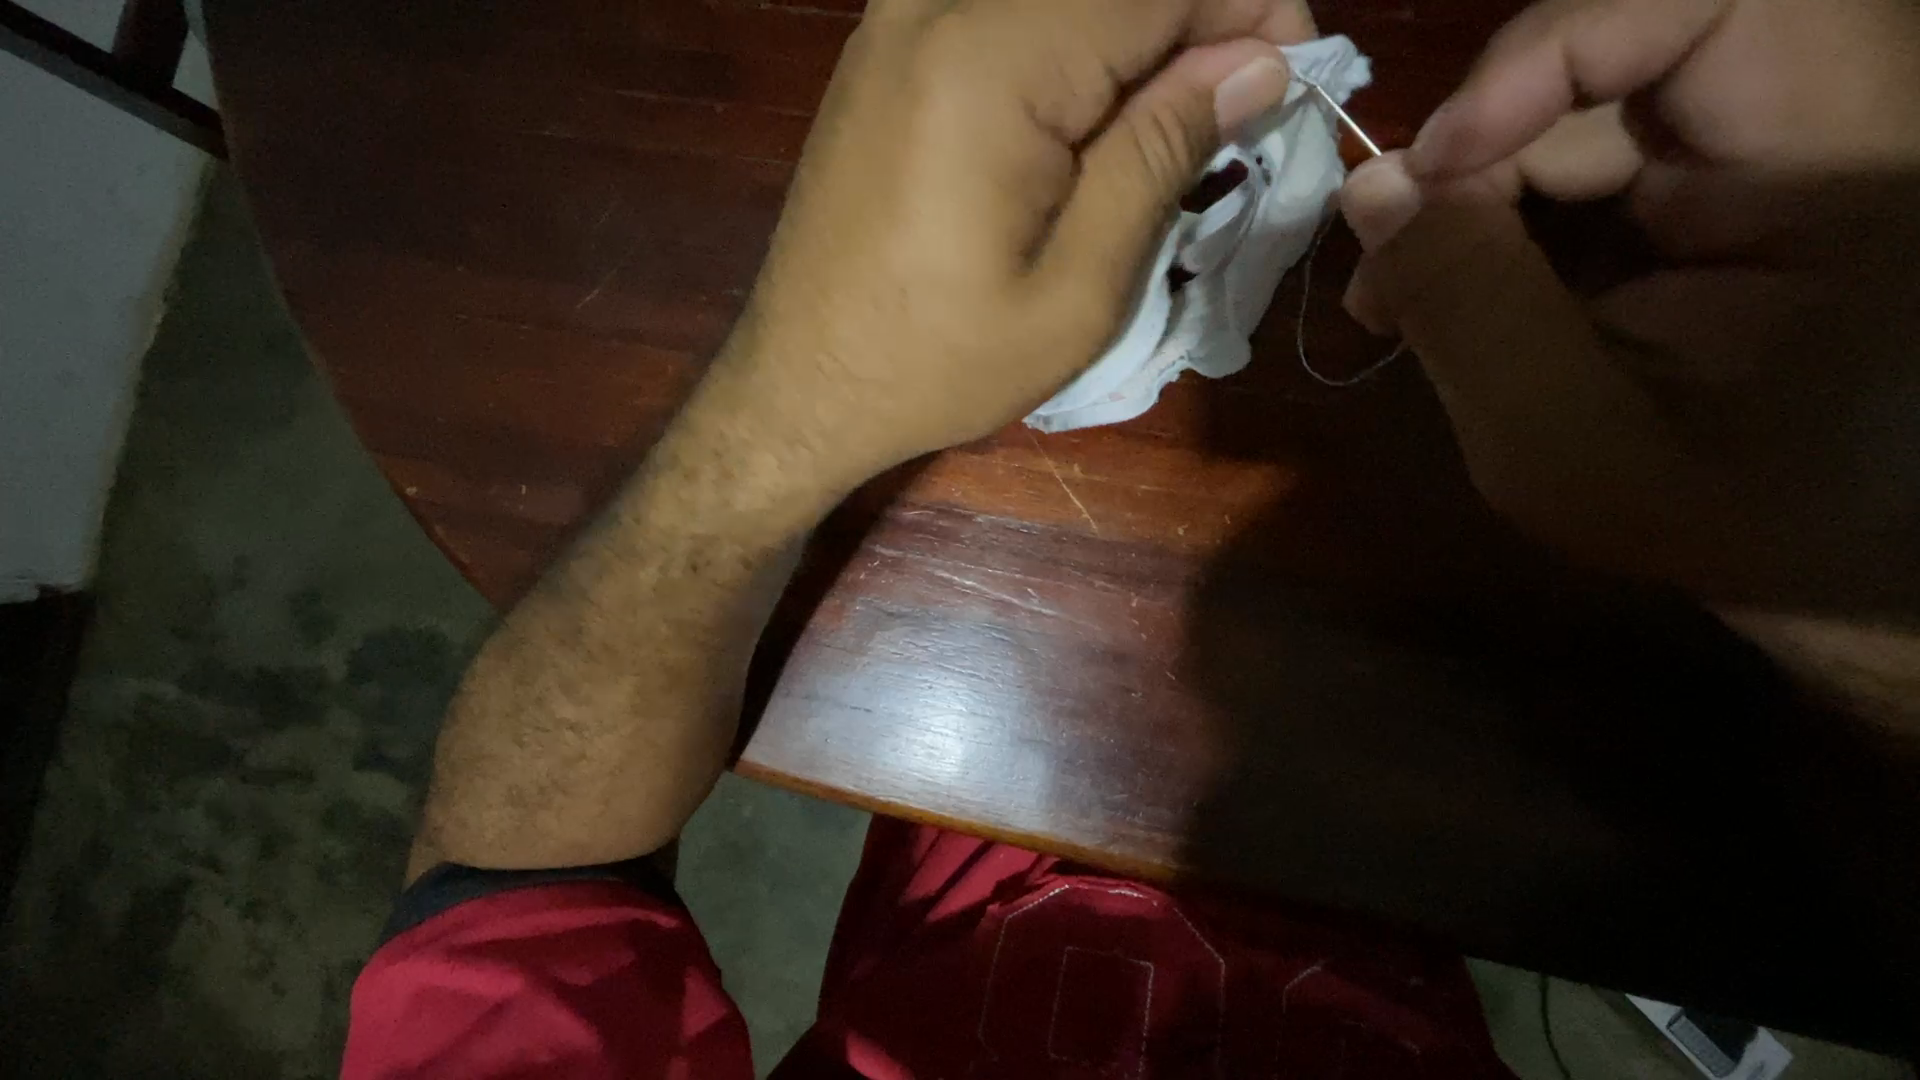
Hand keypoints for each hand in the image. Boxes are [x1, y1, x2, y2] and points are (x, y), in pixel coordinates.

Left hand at [715, 0, 1314, 493]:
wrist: (802, 388)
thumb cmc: (936, 366)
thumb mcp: (1073, 291)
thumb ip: (1161, 157)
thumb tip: (1255, 63)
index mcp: (990, 60)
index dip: (1248, 9)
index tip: (1295, 71)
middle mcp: (934, 7)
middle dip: (1189, 30)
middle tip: (1235, 112)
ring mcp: (892, 24)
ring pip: (1053, 4)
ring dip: (1126, 49)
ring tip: (1166, 130)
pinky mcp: (878, 56)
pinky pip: (997, 23)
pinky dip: (1062, 58)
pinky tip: (1088, 122)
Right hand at [1338, 0, 1919, 620]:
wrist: (1818, 551)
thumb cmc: (1711, 517)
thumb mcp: (1560, 439)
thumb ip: (1467, 308)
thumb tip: (1366, 189)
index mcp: (1838, 174)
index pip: (1721, 3)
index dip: (1553, 51)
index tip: (1432, 166)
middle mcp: (1819, 131)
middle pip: (1609, 73)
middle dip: (1467, 167)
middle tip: (1378, 278)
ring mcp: (1761, 160)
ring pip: (1570, 126)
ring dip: (1460, 207)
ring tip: (1394, 309)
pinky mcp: (1706, 195)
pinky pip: (1571, 174)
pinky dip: (1486, 230)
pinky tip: (1444, 299)